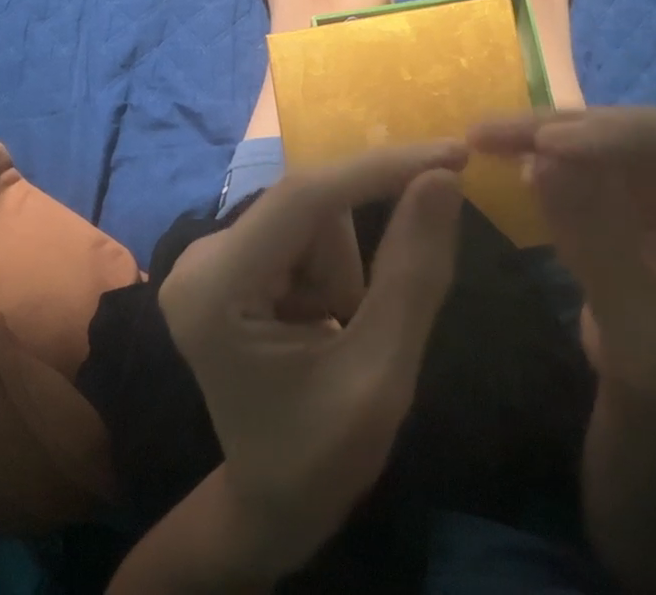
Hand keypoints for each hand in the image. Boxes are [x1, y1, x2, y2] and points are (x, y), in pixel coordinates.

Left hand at [157, 141, 467, 580]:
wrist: (272, 500)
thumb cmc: (322, 456)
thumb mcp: (381, 371)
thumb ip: (412, 272)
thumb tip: (441, 179)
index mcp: (216, 291)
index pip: (304, 198)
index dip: (381, 170)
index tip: (455, 155)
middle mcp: (200, 259)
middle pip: (313, 208)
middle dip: (357, 261)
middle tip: (365, 326)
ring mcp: (211, 258)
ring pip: (317, 219)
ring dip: (348, 271)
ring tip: (337, 336)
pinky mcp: (231, 261)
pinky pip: (307, 233)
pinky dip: (335, 273)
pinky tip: (323, 325)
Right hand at [473, 105, 655, 425]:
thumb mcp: (640, 348)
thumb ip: (598, 248)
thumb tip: (541, 158)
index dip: (630, 134)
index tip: (549, 147)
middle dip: (581, 130)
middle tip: (495, 135)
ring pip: (626, 140)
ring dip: (556, 137)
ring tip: (488, 138)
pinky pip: (604, 164)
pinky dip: (555, 161)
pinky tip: (513, 158)